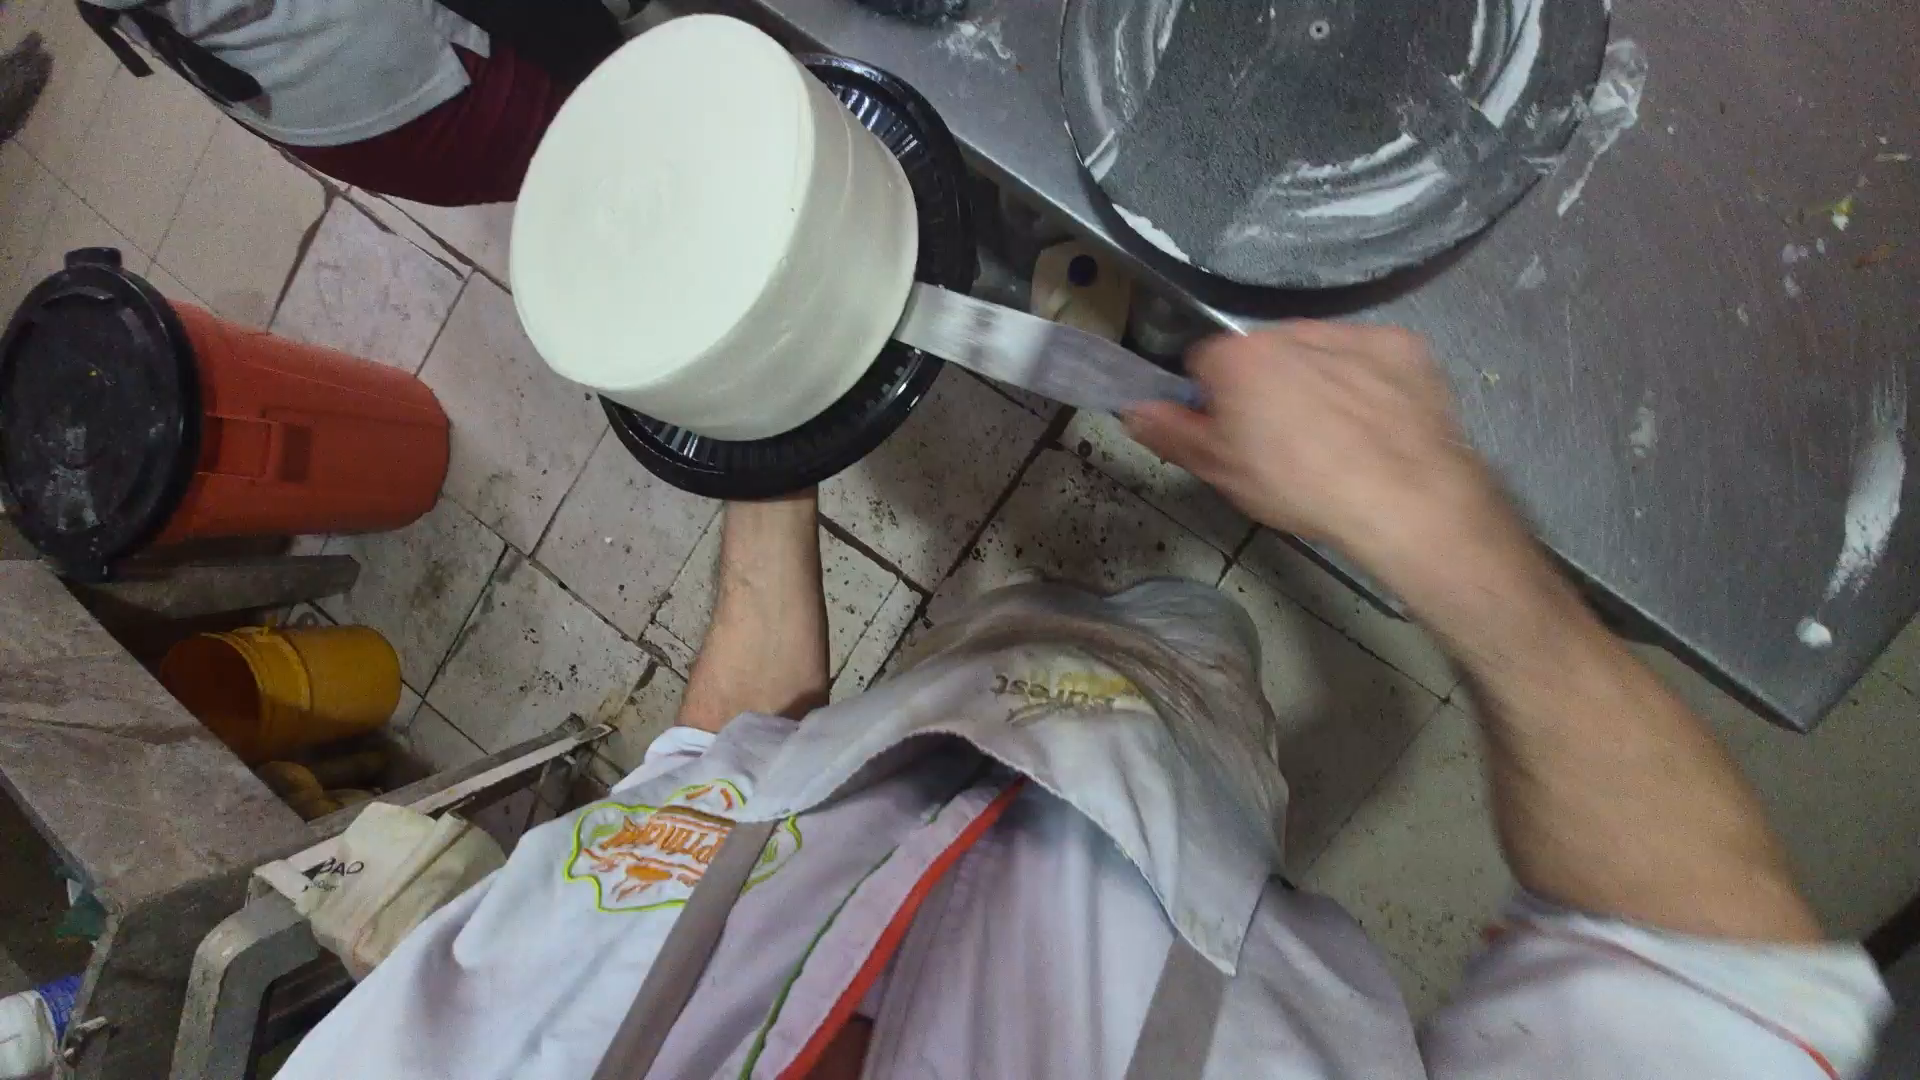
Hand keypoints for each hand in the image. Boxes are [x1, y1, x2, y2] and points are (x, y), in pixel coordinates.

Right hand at [1125, 321, 1516, 578]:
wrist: (1403, 498)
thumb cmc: (1297, 485)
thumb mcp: (1218, 470)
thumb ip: (1169, 432)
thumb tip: (1133, 408)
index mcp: (1238, 357)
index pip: (1203, 363)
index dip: (1211, 400)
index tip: (1229, 433)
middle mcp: (1290, 331)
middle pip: (1259, 354)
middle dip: (1261, 386)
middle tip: (1278, 440)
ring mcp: (1351, 334)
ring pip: (1312, 352)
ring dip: (1310, 379)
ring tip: (1328, 435)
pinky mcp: (1402, 346)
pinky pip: (1364, 357)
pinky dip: (1361, 380)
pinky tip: (1368, 422)